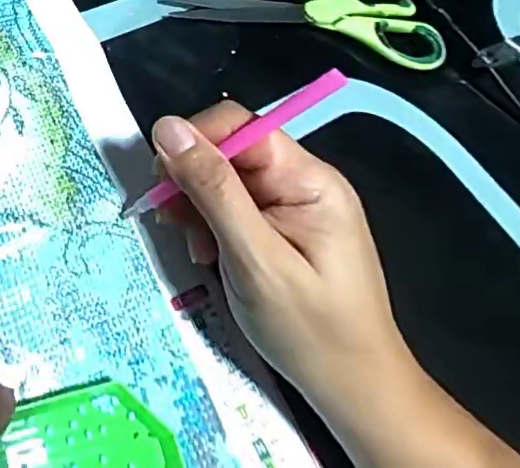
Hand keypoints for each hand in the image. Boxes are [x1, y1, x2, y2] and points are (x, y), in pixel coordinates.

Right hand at [152, 103, 519, 467]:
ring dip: (199, 207)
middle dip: (193, 182)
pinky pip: (234, 206)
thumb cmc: (312, 332)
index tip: (163, 180)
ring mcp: (292, 203)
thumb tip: (168, 127)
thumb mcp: (254, 259)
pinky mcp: (281, 226)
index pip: (239, 126)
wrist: (356, 394)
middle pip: (229, 151)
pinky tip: (210, 253)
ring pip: (225, 179)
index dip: (195, 141)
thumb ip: (212, 189)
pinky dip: (212, 224)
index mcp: (306, 177)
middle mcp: (301, 179)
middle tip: (175, 222)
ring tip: (199, 248)